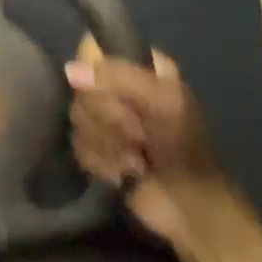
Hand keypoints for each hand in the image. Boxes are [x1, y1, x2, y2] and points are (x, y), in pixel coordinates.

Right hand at [66, 34, 222, 248]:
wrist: (192, 208)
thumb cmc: (185, 149)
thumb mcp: (163, 102)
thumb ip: (118, 78)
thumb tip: (69, 70)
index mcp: (143, 69)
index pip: (95, 52)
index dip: (100, 77)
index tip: (118, 97)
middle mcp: (122, 90)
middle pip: (84, 90)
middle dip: (110, 120)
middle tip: (139, 136)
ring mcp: (110, 123)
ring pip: (79, 120)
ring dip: (108, 146)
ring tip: (137, 161)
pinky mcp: (100, 152)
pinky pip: (79, 147)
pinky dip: (102, 164)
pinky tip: (124, 175)